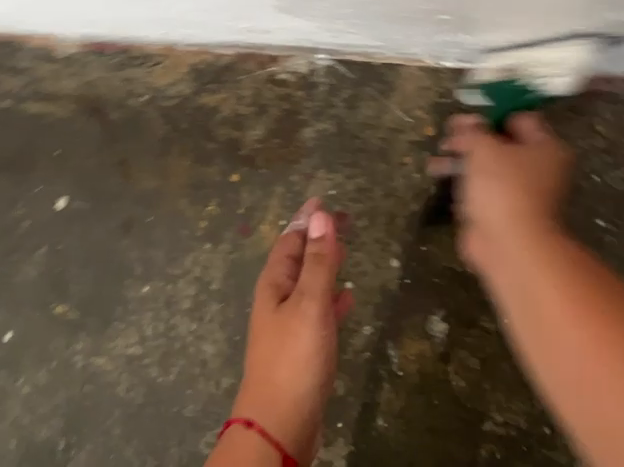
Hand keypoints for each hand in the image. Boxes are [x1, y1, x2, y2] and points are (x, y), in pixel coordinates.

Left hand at [226, 197, 352, 464]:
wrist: (279, 424)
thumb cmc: (293, 358)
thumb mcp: (309, 304)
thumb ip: (318, 261)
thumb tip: (320, 214)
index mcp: (274, 283)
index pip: (290, 239)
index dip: (307, 219)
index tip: (324, 200)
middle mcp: (278, 299)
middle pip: (298, 259)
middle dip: (317, 237)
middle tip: (343, 220)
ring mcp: (289, 325)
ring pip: (309, 284)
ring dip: (325, 265)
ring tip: (345, 251)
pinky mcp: (302, 349)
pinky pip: (318, 311)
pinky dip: (332, 299)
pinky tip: (348, 299)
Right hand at [430, 112, 573, 275]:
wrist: (510, 247)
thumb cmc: (503, 188)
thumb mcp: (484, 147)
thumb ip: (474, 129)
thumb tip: (469, 122)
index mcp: (546, 146)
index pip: (518, 118)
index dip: (489, 115)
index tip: (463, 118)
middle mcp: (539, 168)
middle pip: (501, 143)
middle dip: (470, 139)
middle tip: (447, 138)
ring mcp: (522, 193)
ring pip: (488, 167)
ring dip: (461, 160)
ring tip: (435, 162)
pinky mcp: (505, 212)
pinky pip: (482, 189)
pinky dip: (464, 183)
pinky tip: (441, 179)